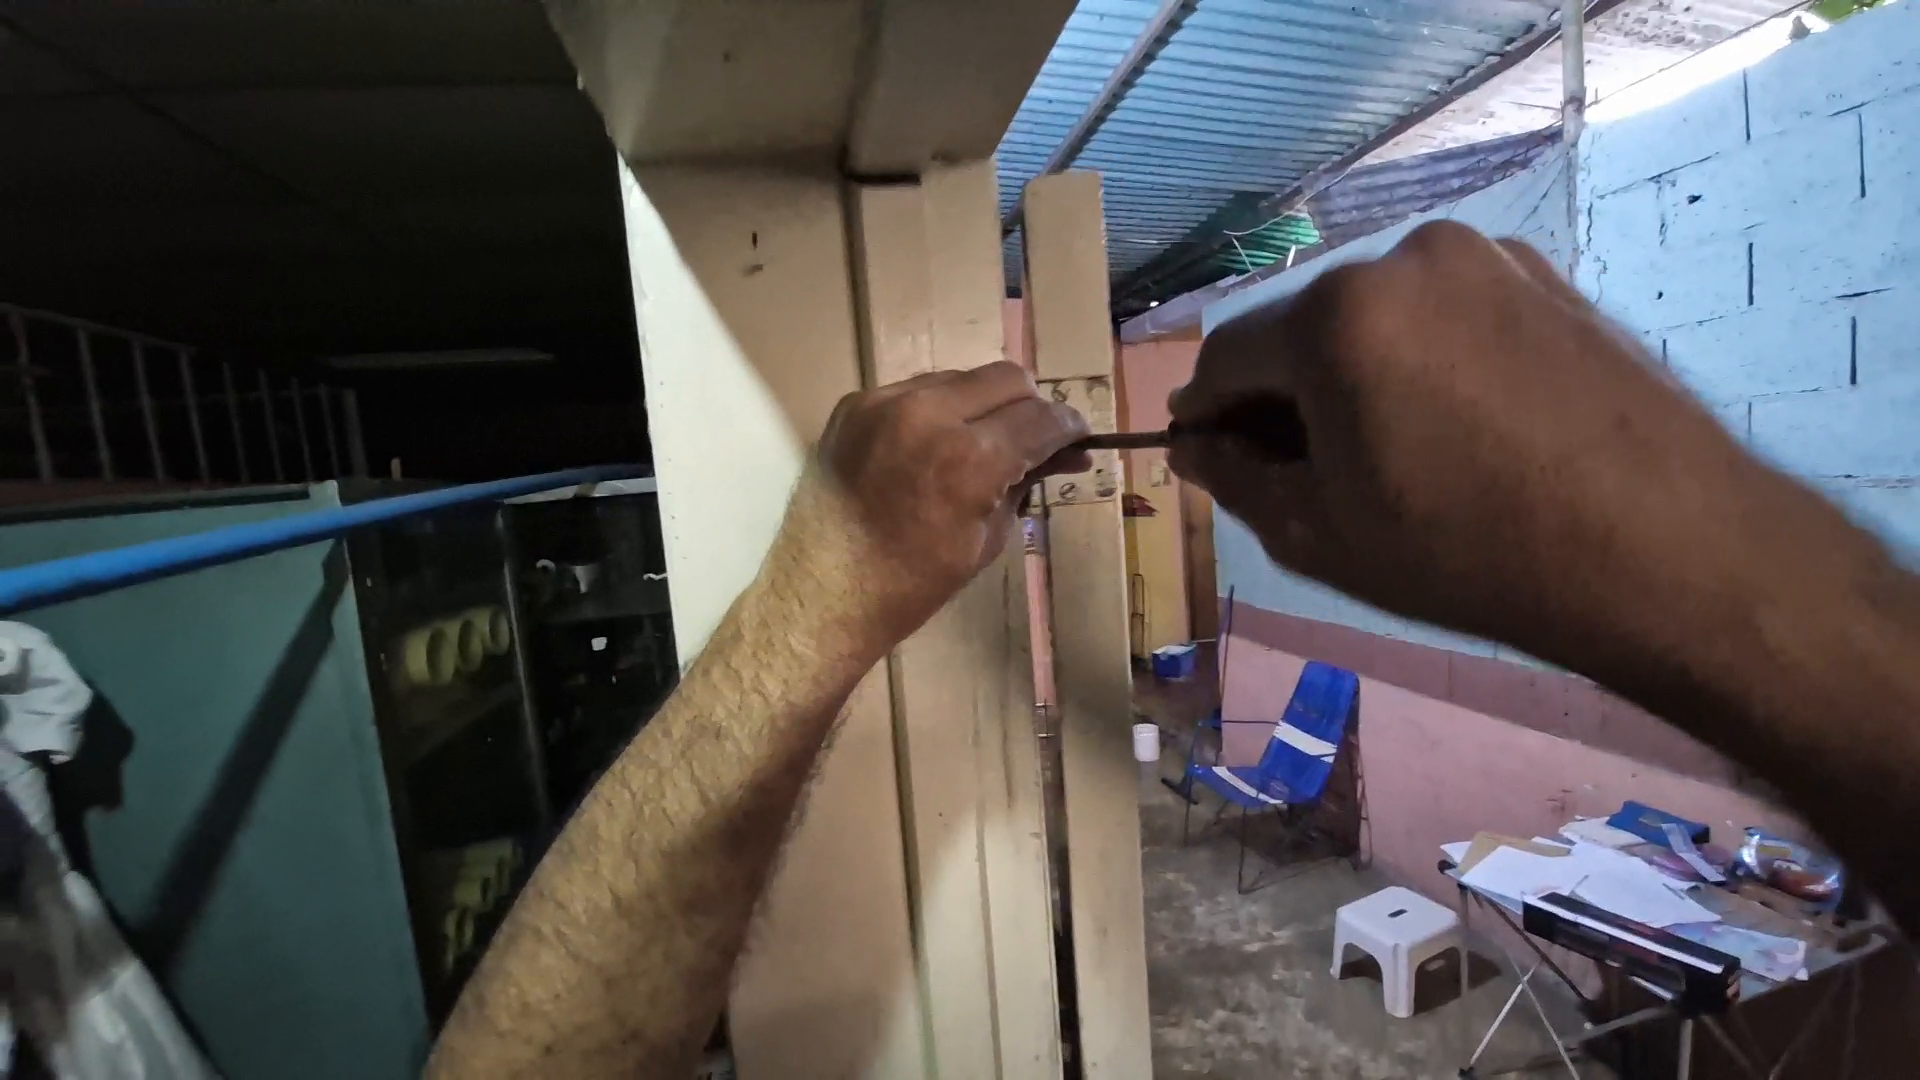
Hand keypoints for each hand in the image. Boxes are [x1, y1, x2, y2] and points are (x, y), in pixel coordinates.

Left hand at [770, 362, 1088, 663]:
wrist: (822, 591)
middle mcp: (927, 414)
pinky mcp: (854, 403)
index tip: (1077, 437)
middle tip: (1032, 440)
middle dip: (1029, 407)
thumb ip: (1024, 483)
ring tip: (978, 444)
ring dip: (981, 406)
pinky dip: (936, 411)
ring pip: (960, 378)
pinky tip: (931, 445)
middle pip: (1006, 378)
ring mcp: (884, 402)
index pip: (1041, 419)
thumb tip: (1062, 455)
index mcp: (967, 459)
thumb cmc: (912, 585)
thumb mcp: (986, 539)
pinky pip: (915, 390)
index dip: (1068, 427)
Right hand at [1168, 221, 1854, 662]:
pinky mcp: (1542, 275)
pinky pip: (1434, 314)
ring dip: (1341, 377)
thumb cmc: (1458, 551)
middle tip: (1292, 467)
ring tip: (1373, 450)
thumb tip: (1189, 445)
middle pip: (1295, 332)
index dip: (1203, 412)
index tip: (1204, 455)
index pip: (1224, 357)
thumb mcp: (1310, 530)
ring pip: (1365, 320)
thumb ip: (1229, 477)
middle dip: (1276, 397)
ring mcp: (1483, 257)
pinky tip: (1439, 423)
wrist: (1666, 554)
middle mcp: (1402, 259)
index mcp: (1333, 316)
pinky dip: (1408, 360)